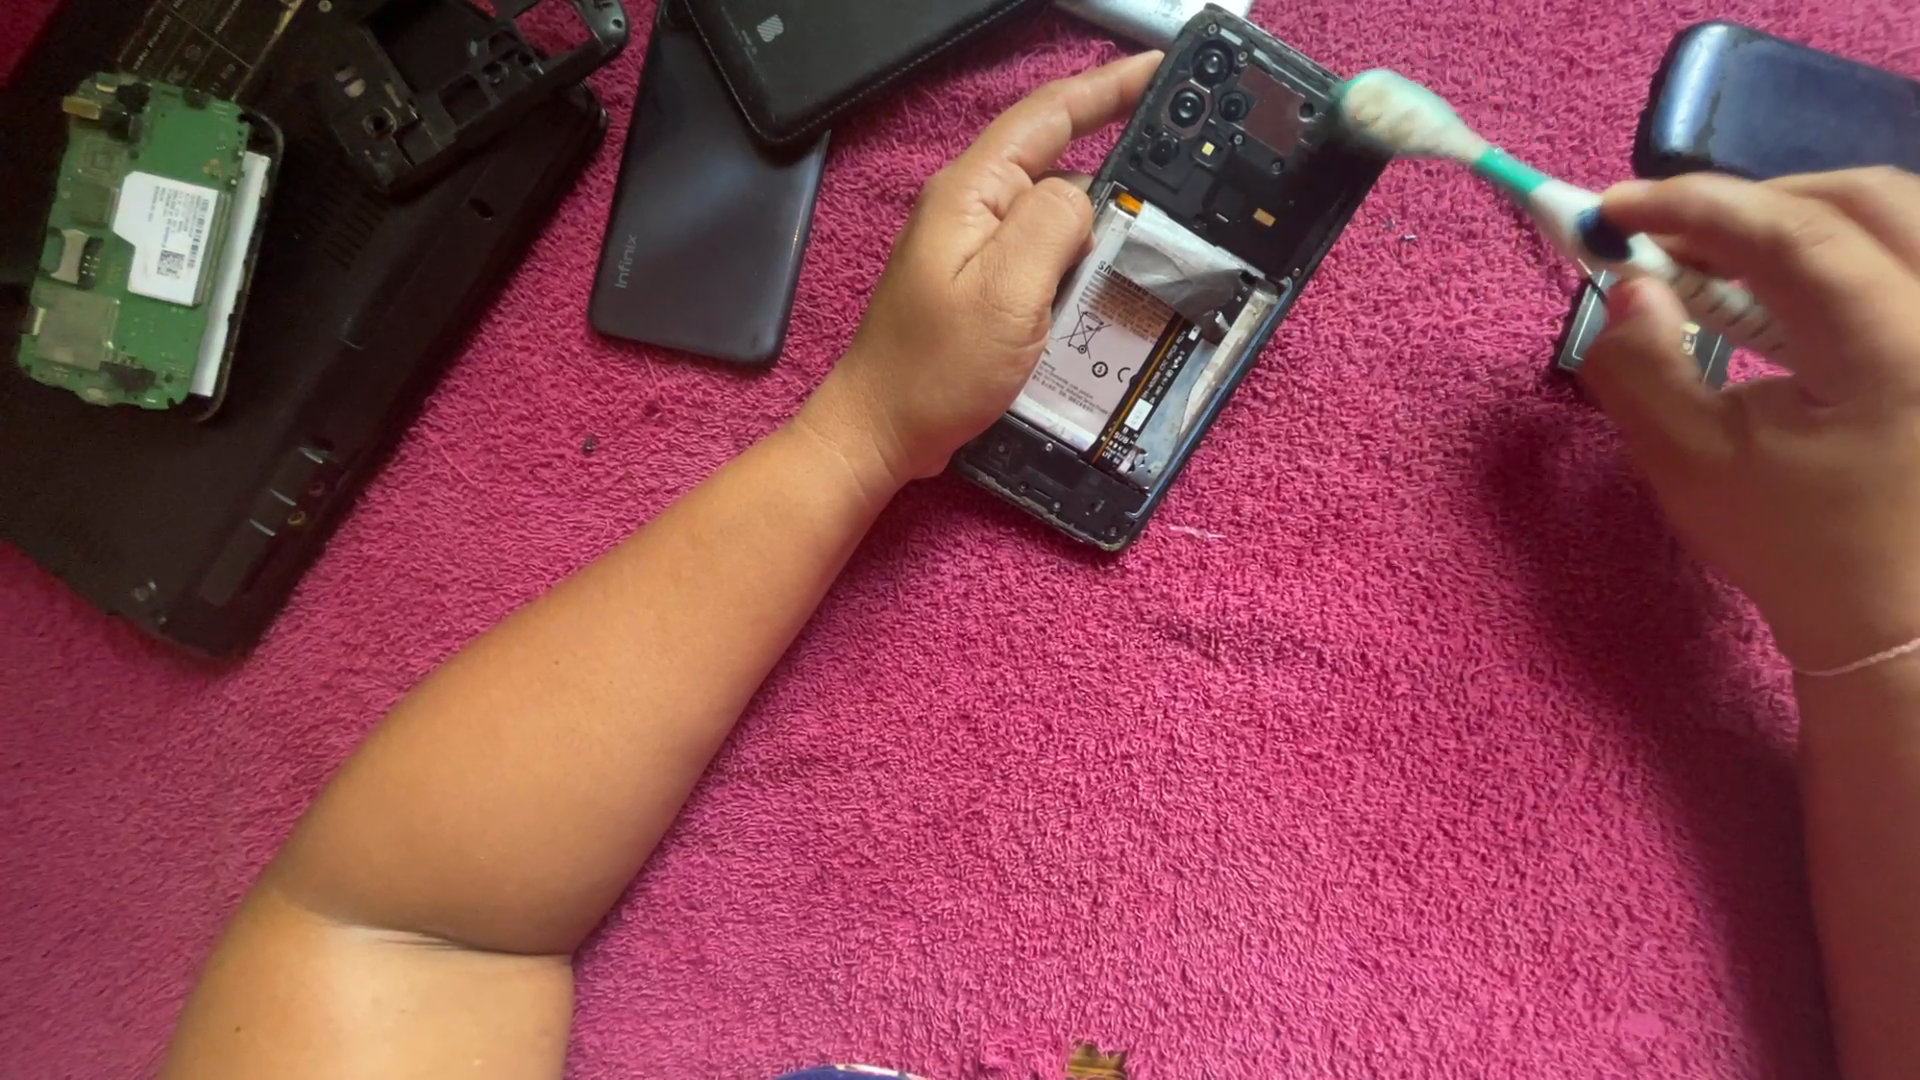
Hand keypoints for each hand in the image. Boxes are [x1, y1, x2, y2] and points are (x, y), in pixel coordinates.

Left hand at [798, 52, 1161, 488]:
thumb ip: (1052, 225)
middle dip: (1109, 171)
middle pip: (1051, 168)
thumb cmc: (936, 370)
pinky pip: (1034, 263)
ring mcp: (968, 253)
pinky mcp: (974, 291)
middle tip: (1168, 189)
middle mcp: (967, 212)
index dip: (1108, 88)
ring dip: (1090, 232)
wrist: (885, 429)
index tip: (1160, 74)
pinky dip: (1067, 270)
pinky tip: (1091, 293)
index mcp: (970, 195)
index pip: (1047, 116)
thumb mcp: (1006, 291)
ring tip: (1138, 252)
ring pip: (1047, 222)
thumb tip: (1083, 197)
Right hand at [1580, 168, 1919, 670]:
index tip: (1613, 206)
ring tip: (1711, 260)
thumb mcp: (1687, 462)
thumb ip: (1640, 369)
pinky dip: (1832, 248)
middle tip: (1661, 236)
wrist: (1904, 607)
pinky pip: (1907, 254)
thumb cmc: (1792, 538)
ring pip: (1900, 216)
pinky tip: (1778, 286)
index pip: (1799, 235)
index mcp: (1899, 347)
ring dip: (1792, 221)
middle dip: (1749, 202)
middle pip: (1868, 198)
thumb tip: (1624, 289)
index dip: (1698, 206)